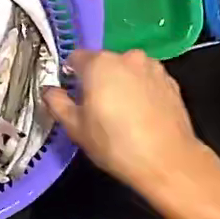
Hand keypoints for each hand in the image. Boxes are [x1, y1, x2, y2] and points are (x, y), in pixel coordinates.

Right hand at [43, 49, 219, 199]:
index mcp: (99, 64)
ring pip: (127, 71)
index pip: (75, 58)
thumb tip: (48, 90)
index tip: (71, 96)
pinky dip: (140, 91)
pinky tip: (140, 115)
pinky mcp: (171, 82)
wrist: (167, 160)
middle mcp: (127, 57)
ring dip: (120, 84)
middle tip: (95, 109)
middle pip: (103, 63)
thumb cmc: (114, 143)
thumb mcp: (75, 127)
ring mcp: (153, 68)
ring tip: (121, 113)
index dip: (70, 76)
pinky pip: (146, 81)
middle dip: (96, 80)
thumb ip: (57, 103)